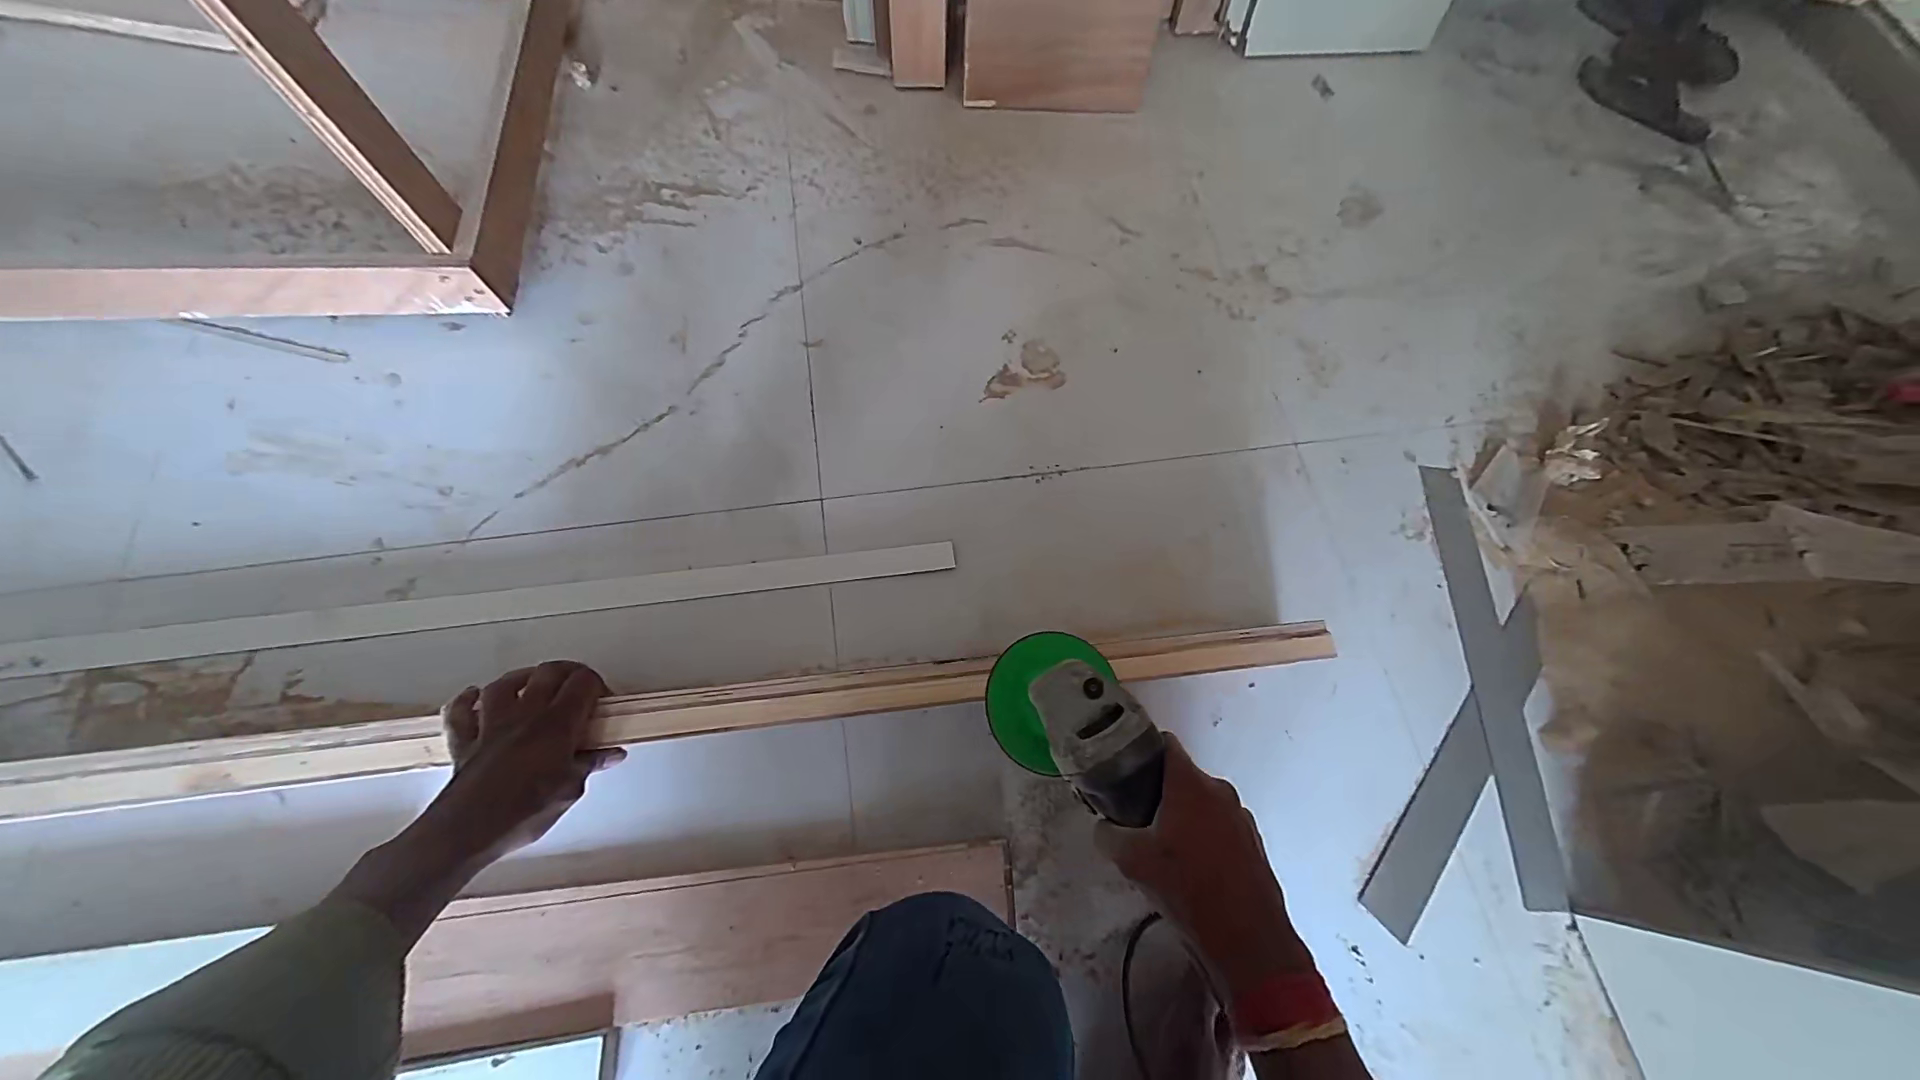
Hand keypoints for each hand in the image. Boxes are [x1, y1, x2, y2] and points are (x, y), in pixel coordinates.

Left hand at [433, 660, 626, 860]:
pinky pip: (459, 714)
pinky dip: (466, 701)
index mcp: (557, 725)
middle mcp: (524, 717)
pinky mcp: (465, 744)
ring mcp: (491, 727)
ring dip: (522, 678)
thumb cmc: (521, 812)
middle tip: (578, 683)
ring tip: (533, 681)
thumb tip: (609, 755)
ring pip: (504, 685)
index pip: (583, 683)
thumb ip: (589, 765)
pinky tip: (473, 695)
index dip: (597, 684)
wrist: (465, 833)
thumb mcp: (569, 790)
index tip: (603, 699)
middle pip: (547, 673)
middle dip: (567, 671)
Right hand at [1095, 734, 1314, 998]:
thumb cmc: (1186, 888)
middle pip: (1183, 777)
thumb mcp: (1131, 861)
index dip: (1143, 749)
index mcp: (1191, 784)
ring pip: (1203, 804)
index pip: (1166, 743)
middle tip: (1136, 815)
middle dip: (1159, 791)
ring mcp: (1242, 818)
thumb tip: (1102, 826)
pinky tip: (1191, 868)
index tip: (1126, 765)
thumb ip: (1109, 835)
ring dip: (1184, 816)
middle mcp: (1220, 791)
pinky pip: (1221, 827)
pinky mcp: (1254, 844)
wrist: (1248, 941)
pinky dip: (1204, 837)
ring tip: (1163, 847)